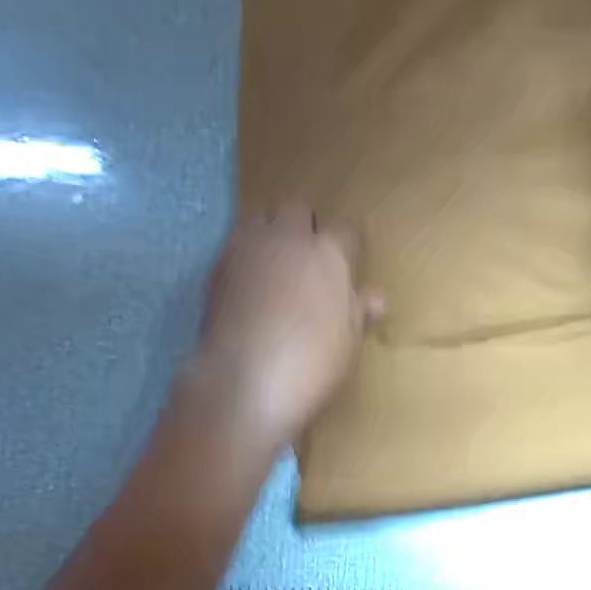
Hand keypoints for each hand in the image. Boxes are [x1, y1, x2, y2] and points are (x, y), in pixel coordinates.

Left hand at [193, 202, 383, 441]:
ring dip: (269, 234)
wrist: (246, 381)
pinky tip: (248, 289)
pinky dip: (244, 257)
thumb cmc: (312, 365)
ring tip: (275, 268)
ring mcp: (248, 248)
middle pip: (297, 207)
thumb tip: (373, 298)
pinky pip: (234, 245)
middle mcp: (288, 239)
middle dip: (304, 226)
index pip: (346, 231)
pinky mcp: (217, 266)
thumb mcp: (348, 345)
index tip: (346, 269)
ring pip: (259, 217)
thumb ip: (359, 314)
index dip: (347, 249)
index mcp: (329, 255)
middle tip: (307, 261)